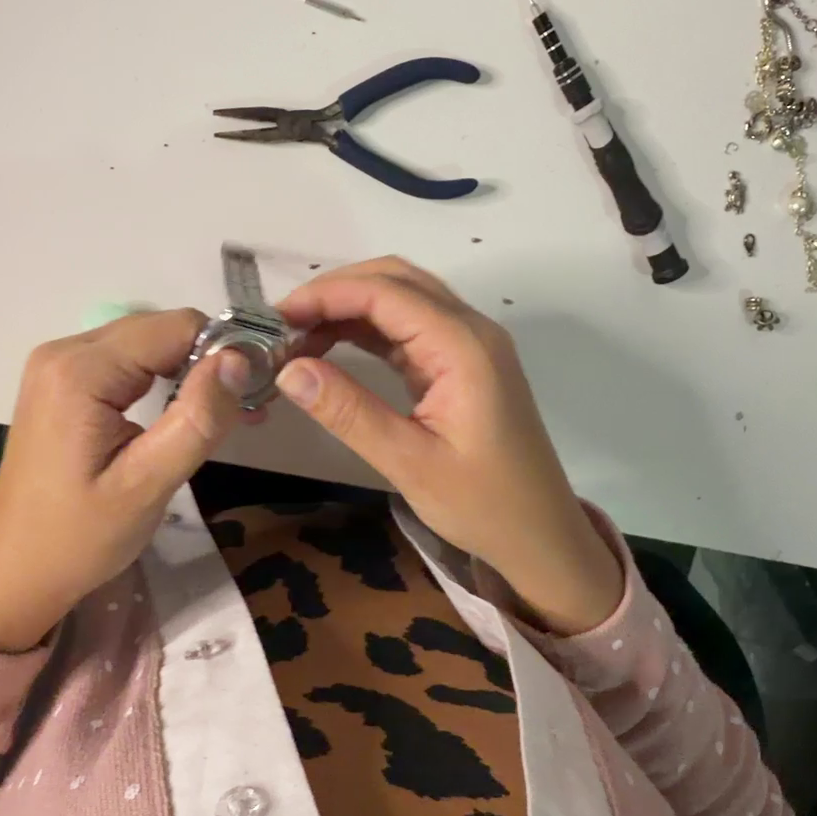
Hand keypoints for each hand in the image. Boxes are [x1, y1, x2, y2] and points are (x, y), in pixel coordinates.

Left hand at [0, 310, 250, 651]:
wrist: (17, 574)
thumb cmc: (80, 538)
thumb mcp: (149, 484)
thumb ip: (197, 419)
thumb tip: (239, 359)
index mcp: (80, 371)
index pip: (176, 327)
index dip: (226, 349)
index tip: (260, 390)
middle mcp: (64, 352)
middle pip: (161, 330)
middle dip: (210, 361)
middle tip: (249, 409)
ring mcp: (59, 366)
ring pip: (147, 344)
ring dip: (190, 371)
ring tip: (225, 415)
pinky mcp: (62, 384)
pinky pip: (126, 363)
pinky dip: (163, 379)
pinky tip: (186, 413)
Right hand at [275, 258, 621, 633]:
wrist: (540, 534)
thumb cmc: (483, 504)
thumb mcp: (409, 462)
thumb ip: (349, 412)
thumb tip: (287, 370)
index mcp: (464, 346)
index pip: (387, 292)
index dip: (327, 294)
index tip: (276, 317)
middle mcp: (471, 330)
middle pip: (397, 280)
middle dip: (337, 291)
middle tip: (284, 324)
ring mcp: (470, 345)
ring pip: (403, 300)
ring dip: (351, 308)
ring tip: (299, 337)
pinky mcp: (463, 364)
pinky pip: (411, 328)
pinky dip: (369, 330)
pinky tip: (333, 348)